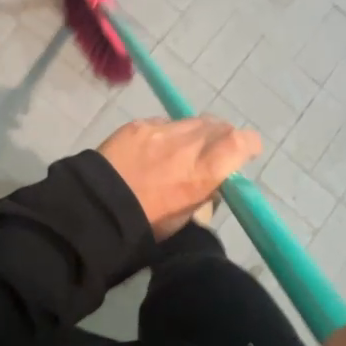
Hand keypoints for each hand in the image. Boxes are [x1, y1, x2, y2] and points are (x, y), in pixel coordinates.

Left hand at [96, 116, 260, 239]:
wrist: (98, 207)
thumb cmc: (145, 223)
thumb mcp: (185, 217)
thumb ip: (203, 193)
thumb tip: (212, 182)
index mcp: (202, 173)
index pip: (238, 143)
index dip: (247, 143)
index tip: (248, 149)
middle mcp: (186, 145)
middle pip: (216, 125)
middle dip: (221, 134)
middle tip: (216, 147)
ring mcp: (161, 131)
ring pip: (190, 121)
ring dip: (194, 132)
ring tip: (183, 148)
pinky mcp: (138, 124)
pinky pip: (162, 123)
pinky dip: (166, 133)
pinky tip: (155, 148)